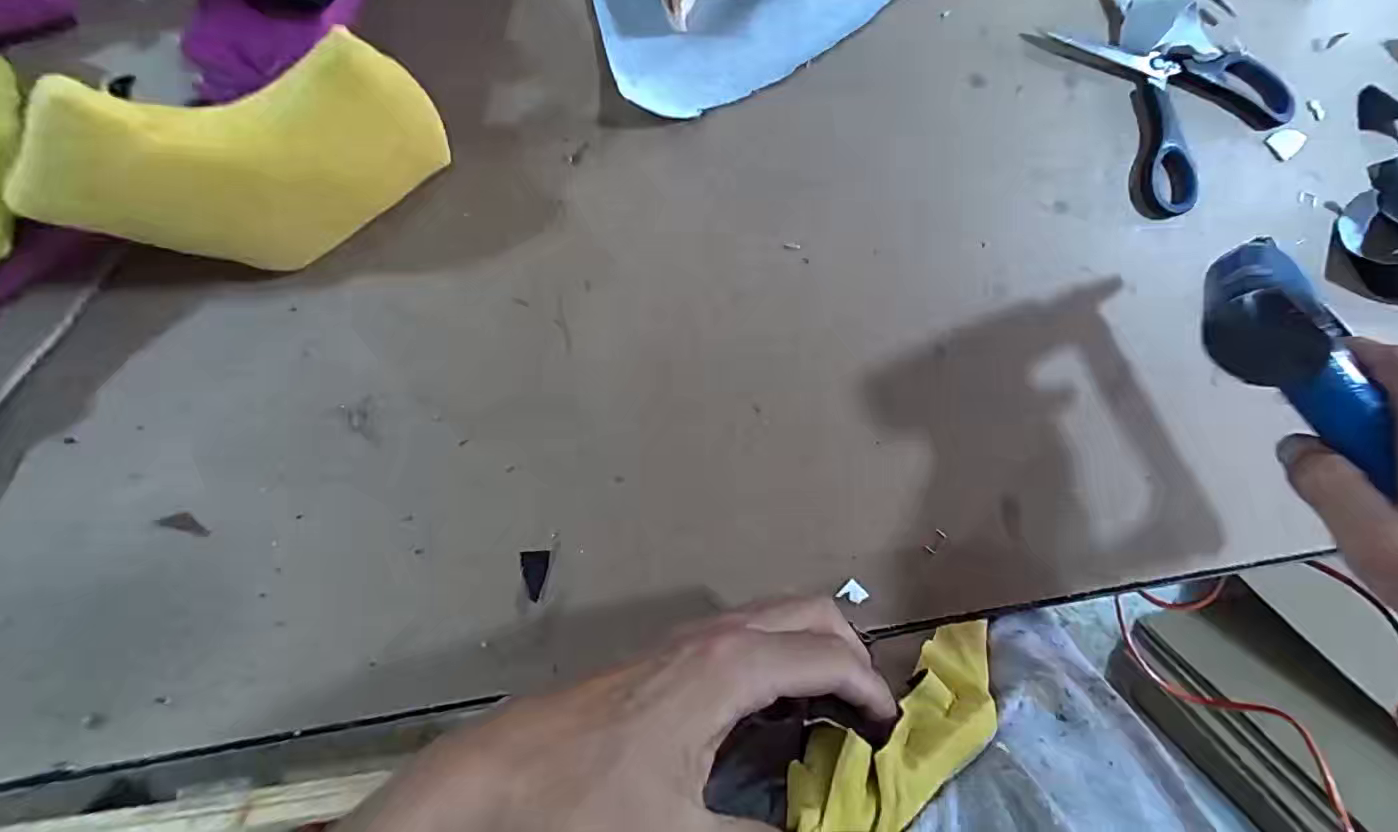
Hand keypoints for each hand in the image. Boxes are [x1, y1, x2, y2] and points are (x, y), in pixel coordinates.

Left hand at [338, 598, 893, 831]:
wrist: (483, 785)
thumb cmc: (584, 807)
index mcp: (734, 664)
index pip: (829, 658)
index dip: (869, 690)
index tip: (892, 729)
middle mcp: (723, 633)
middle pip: (814, 614)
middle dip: (852, 653)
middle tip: (866, 711)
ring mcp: (695, 635)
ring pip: (783, 616)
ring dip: (818, 649)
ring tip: (831, 706)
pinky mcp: (673, 650)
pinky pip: (754, 632)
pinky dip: (785, 654)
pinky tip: (772, 705)